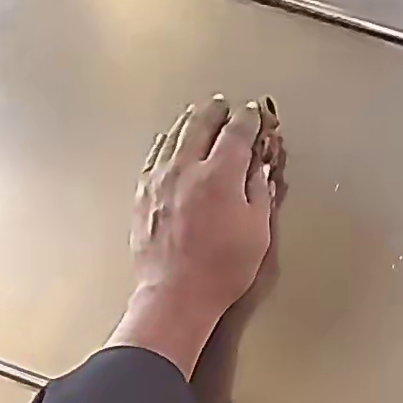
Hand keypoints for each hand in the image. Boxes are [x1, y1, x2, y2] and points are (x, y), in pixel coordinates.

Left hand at [107, 95, 278, 377]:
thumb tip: (258, 168)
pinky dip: (165, 143)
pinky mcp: (143, 196)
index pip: (237, 132)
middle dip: (216, 112)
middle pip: (201, 123)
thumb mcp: (257, 233)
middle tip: (224, 107)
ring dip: (189, 121)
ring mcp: (159, 180)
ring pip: (173, 135)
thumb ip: (259, 193)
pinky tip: (168, 143)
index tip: (254, 115)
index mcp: (220, 176)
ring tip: (198, 116)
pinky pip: (153, 156)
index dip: (249, 120)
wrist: (175, 294)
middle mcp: (186, 169)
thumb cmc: (219, 271)